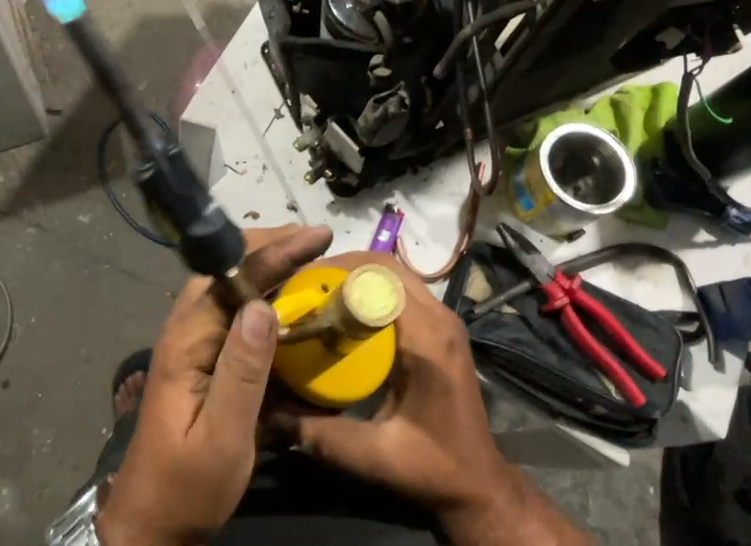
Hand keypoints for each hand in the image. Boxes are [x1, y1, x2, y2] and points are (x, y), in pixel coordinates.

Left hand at [95, 224, 333, 545]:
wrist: (153, 523)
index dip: (276, 251)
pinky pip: (232, 316)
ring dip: (267, 268)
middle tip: (315, 243)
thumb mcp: (223, 438)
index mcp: (186, 343)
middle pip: (226, 271)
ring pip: (229, 289)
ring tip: (308, 262)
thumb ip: (242, 372)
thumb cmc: (187, 485)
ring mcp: (191, 346)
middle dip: (270, 247)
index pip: (232, 279)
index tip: (317, 236)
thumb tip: (263, 306)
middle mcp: (185, 332)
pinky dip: (263, 298)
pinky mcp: (202, 363)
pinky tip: (290, 306)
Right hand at [291, 252, 587, 545]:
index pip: (382, 278)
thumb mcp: (376, 457)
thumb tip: (271, 415)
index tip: (301, 283)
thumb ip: (324, 434)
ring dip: (356, 276)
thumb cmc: (434, 468)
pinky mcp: (439, 329)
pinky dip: (369, 290)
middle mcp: (440, 319)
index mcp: (428, 340)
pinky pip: (400, 291)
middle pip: (387, 267)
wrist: (479, 484)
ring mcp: (443, 321)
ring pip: (394, 274)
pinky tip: (342, 312)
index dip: (340, 271)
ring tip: (317, 293)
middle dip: (342, 267)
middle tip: (303, 284)